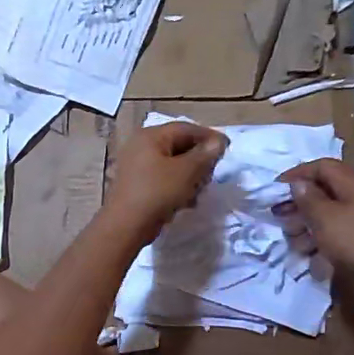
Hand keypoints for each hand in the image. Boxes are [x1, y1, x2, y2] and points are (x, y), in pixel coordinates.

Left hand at [106, 122, 228, 236]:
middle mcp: (141, 146)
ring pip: (173, 164)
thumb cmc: (157, 193)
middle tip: (212, 173)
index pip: (186, 128)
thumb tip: (218, 142)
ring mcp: (137, 166)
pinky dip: (178, 186)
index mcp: (151, 136)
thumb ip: (205, 155)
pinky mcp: (138, 185)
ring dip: (190, 176)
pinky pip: (164, 179)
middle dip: (199, 160)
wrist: (126, 226)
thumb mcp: (187, 172)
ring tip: (200, 190)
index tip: (227, 149)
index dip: (209, 137)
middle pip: (179, 146)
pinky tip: (187, 201)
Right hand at [276, 158, 353, 286]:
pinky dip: (320, 238)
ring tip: (296, 242)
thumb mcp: (325, 217)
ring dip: (306, 225)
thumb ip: (307, 198)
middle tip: (282, 219)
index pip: (322, 166)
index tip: (275, 189)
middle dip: (299, 205)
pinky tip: (310, 253)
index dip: (297, 174)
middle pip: (323, 190)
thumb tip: (298, 183)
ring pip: (327, 213)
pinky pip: (336, 231)